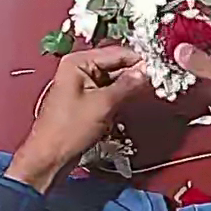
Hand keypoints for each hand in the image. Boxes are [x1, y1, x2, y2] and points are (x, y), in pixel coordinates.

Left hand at [7, 45, 151, 190]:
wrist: (50, 157)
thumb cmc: (70, 129)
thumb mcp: (103, 104)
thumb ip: (128, 85)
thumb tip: (148, 71)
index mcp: (79, 61)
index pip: (117, 52)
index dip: (139, 60)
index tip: (160, 67)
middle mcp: (80, 67)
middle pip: (116, 64)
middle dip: (136, 72)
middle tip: (158, 80)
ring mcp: (83, 83)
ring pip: (115, 78)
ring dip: (130, 84)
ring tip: (150, 90)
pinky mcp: (87, 98)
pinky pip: (109, 90)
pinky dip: (122, 94)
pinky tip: (135, 99)